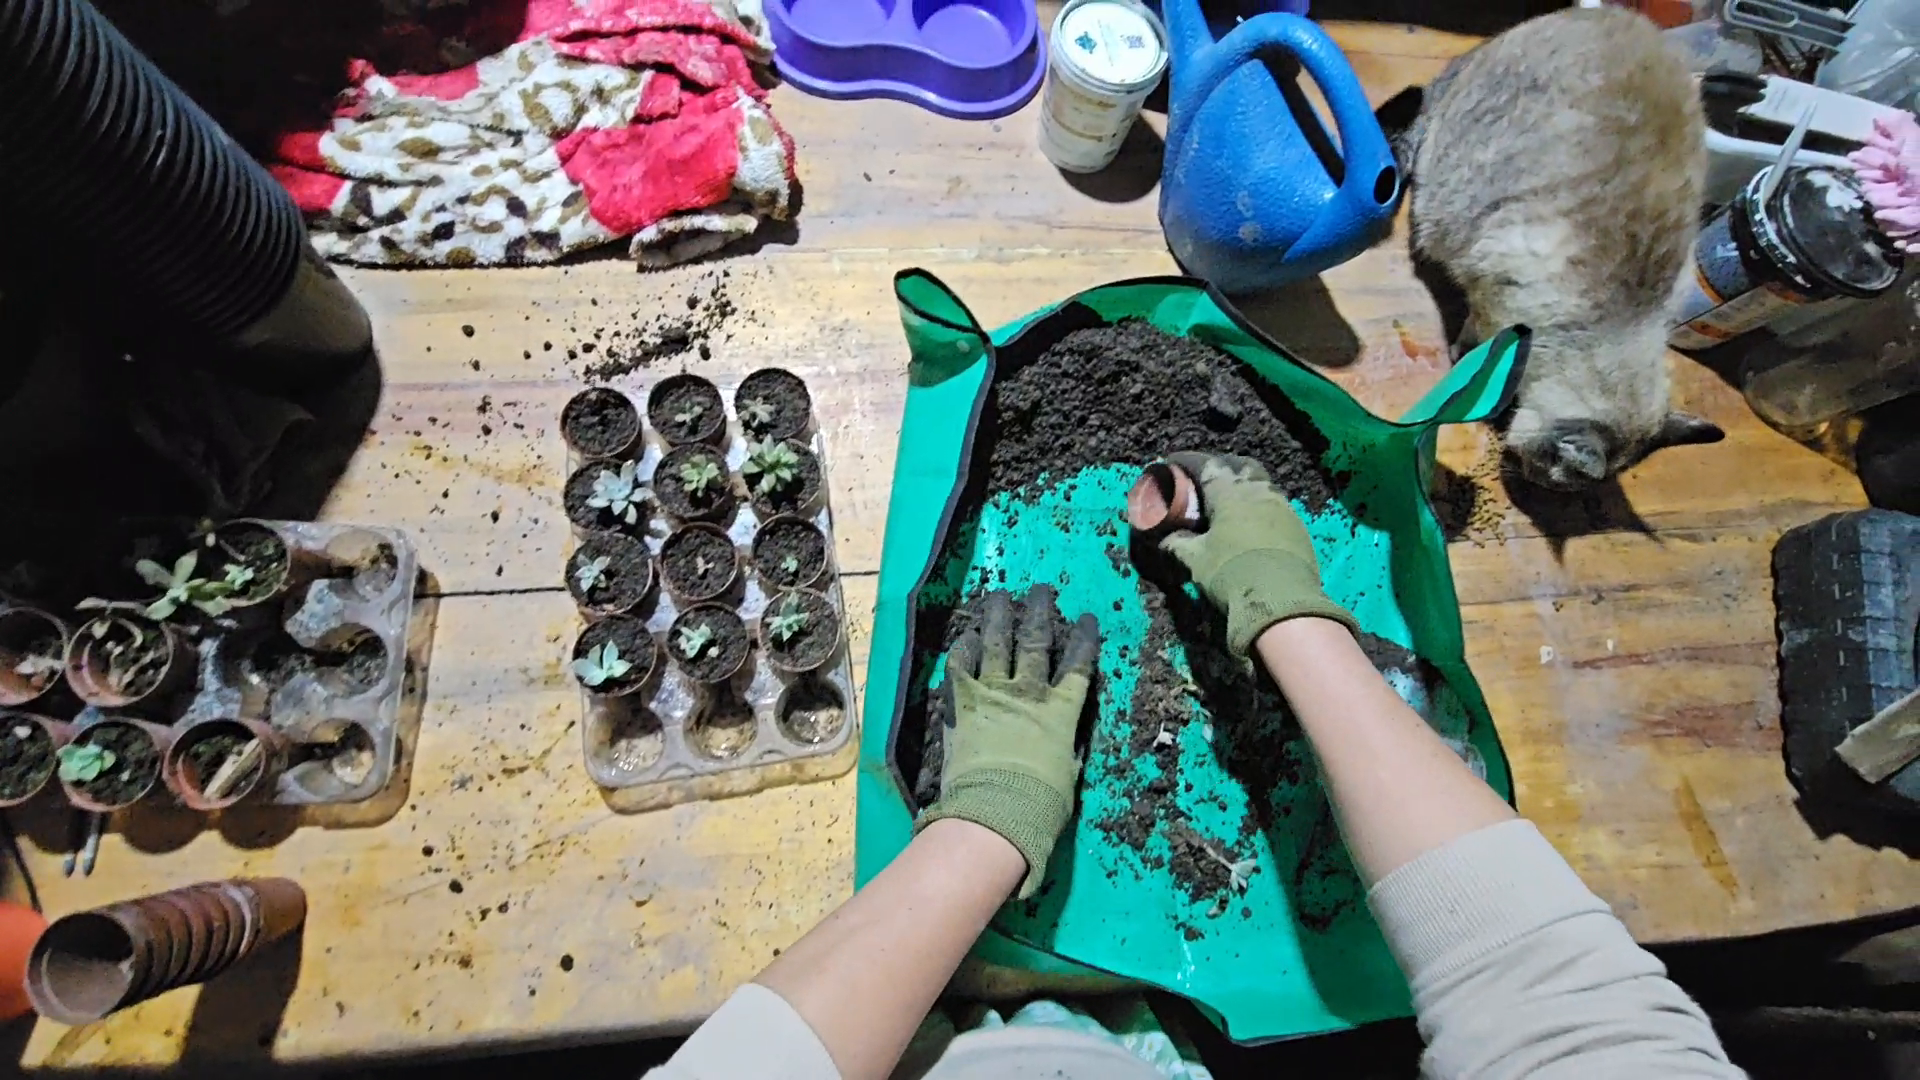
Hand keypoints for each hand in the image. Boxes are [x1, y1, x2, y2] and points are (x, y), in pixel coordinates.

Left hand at [918, 586, 1099, 898]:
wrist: (996, 812)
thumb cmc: (1041, 803)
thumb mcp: (1067, 771)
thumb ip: (1065, 743)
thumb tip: (1064, 734)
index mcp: (1062, 710)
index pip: (1079, 665)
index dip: (1085, 639)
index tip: (1088, 619)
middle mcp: (1030, 691)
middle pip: (1037, 641)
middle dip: (1041, 611)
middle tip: (1042, 590)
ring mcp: (994, 691)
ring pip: (999, 642)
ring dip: (1001, 616)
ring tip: (1002, 595)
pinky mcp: (963, 701)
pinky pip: (962, 665)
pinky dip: (964, 648)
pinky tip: (967, 635)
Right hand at [1160, 451, 1356, 655]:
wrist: (1281, 601)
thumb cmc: (1230, 572)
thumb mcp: (1195, 559)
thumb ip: (1177, 544)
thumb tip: (1165, 539)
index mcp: (1230, 493)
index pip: (1206, 464)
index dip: (1186, 461)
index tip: (1171, 463)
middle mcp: (1259, 491)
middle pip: (1240, 465)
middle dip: (1221, 466)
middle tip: (1205, 478)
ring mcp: (1283, 507)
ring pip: (1261, 484)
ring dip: (1244, 487)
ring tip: (1229, 502)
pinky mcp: (1298, 527)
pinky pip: (1275, 506)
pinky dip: (1259, 507)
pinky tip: (1251, 523)